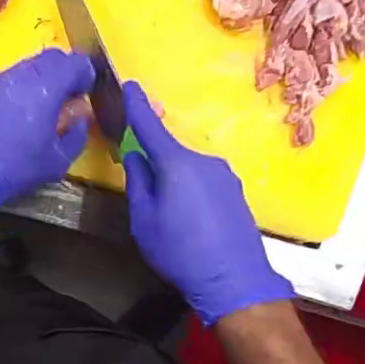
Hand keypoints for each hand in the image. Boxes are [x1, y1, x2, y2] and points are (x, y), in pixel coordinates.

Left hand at [0, 49, 95, 220]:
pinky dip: (26, 84)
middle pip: (53, 57)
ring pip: (32, 64)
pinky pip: (14, 75)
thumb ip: (78, 133)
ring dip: (45, 77)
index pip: (75, 63)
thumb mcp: (59, 159)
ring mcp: (2, 79)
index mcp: (47, 87)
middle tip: (69, 96)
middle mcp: (24, 74)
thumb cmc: (20, 168)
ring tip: (46, 104)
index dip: (86, 75)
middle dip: (66, 71)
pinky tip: (24, 110)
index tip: (85, 93)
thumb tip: (80, 115)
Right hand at [121, 82, 292, 322]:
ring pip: (187, 168)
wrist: (233, 278)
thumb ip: (137, 184)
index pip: (151, 128)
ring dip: (172, 180)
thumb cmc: (179, 251)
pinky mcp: (234, 192)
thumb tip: (136, 156)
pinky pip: (203, 181)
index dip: (137, 107)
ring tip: (164, 213)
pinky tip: (185, 217)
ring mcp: (224, 175)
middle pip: (171, 151)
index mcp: (177, 164)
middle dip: (154, 160)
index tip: (130, 85)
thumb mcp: (144, 220)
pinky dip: (188, 190)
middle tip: (140, 184)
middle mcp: (204, 161)